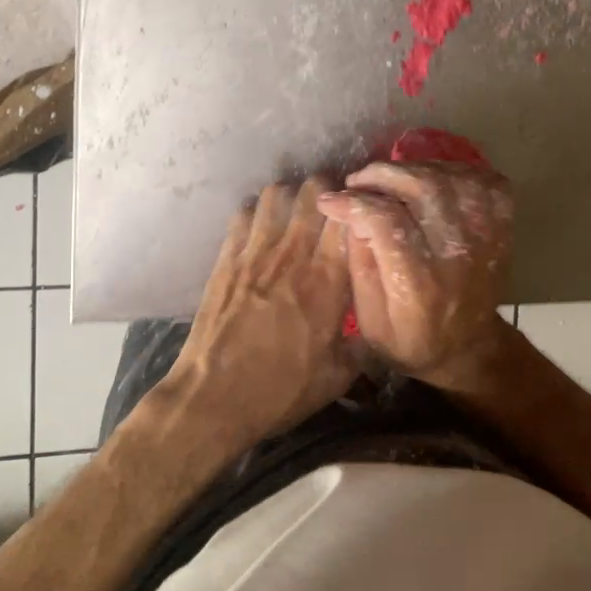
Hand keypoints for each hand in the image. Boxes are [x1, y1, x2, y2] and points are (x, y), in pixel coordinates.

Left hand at [160, 177, 357, 445]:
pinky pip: (243, 213)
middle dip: (327, 191)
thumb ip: (362, 343)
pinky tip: (261, 231)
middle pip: (314, 191)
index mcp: (328, 281)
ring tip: (295, 214)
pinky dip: (256, 214)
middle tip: (330, 207)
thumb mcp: (337, 377)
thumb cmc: (280, 392)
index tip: (362, 214)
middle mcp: (294, 255)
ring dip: (290, 197)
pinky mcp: (226, 257)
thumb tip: (376, 325)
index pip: (350, 218)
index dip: (359, 207)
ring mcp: (255, 252)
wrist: (213, 399)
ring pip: (276, 193)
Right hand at [317, 161, 513, 386]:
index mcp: (419, 284)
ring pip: (452, 178)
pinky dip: (457, 171)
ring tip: (392, 178)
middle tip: (360, 181)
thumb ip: (360, 267)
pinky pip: (485, 182)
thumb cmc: (411, 339)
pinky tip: (432, 180)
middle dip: (383, 175)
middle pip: (423, 188)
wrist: (468, 348)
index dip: (354, 203)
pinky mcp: (501, 229)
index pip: (387, 222)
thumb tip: (352, 215)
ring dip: (415, 168)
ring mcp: (484, 238)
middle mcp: (455, 256)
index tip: (330, 200)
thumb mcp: (371, 321)